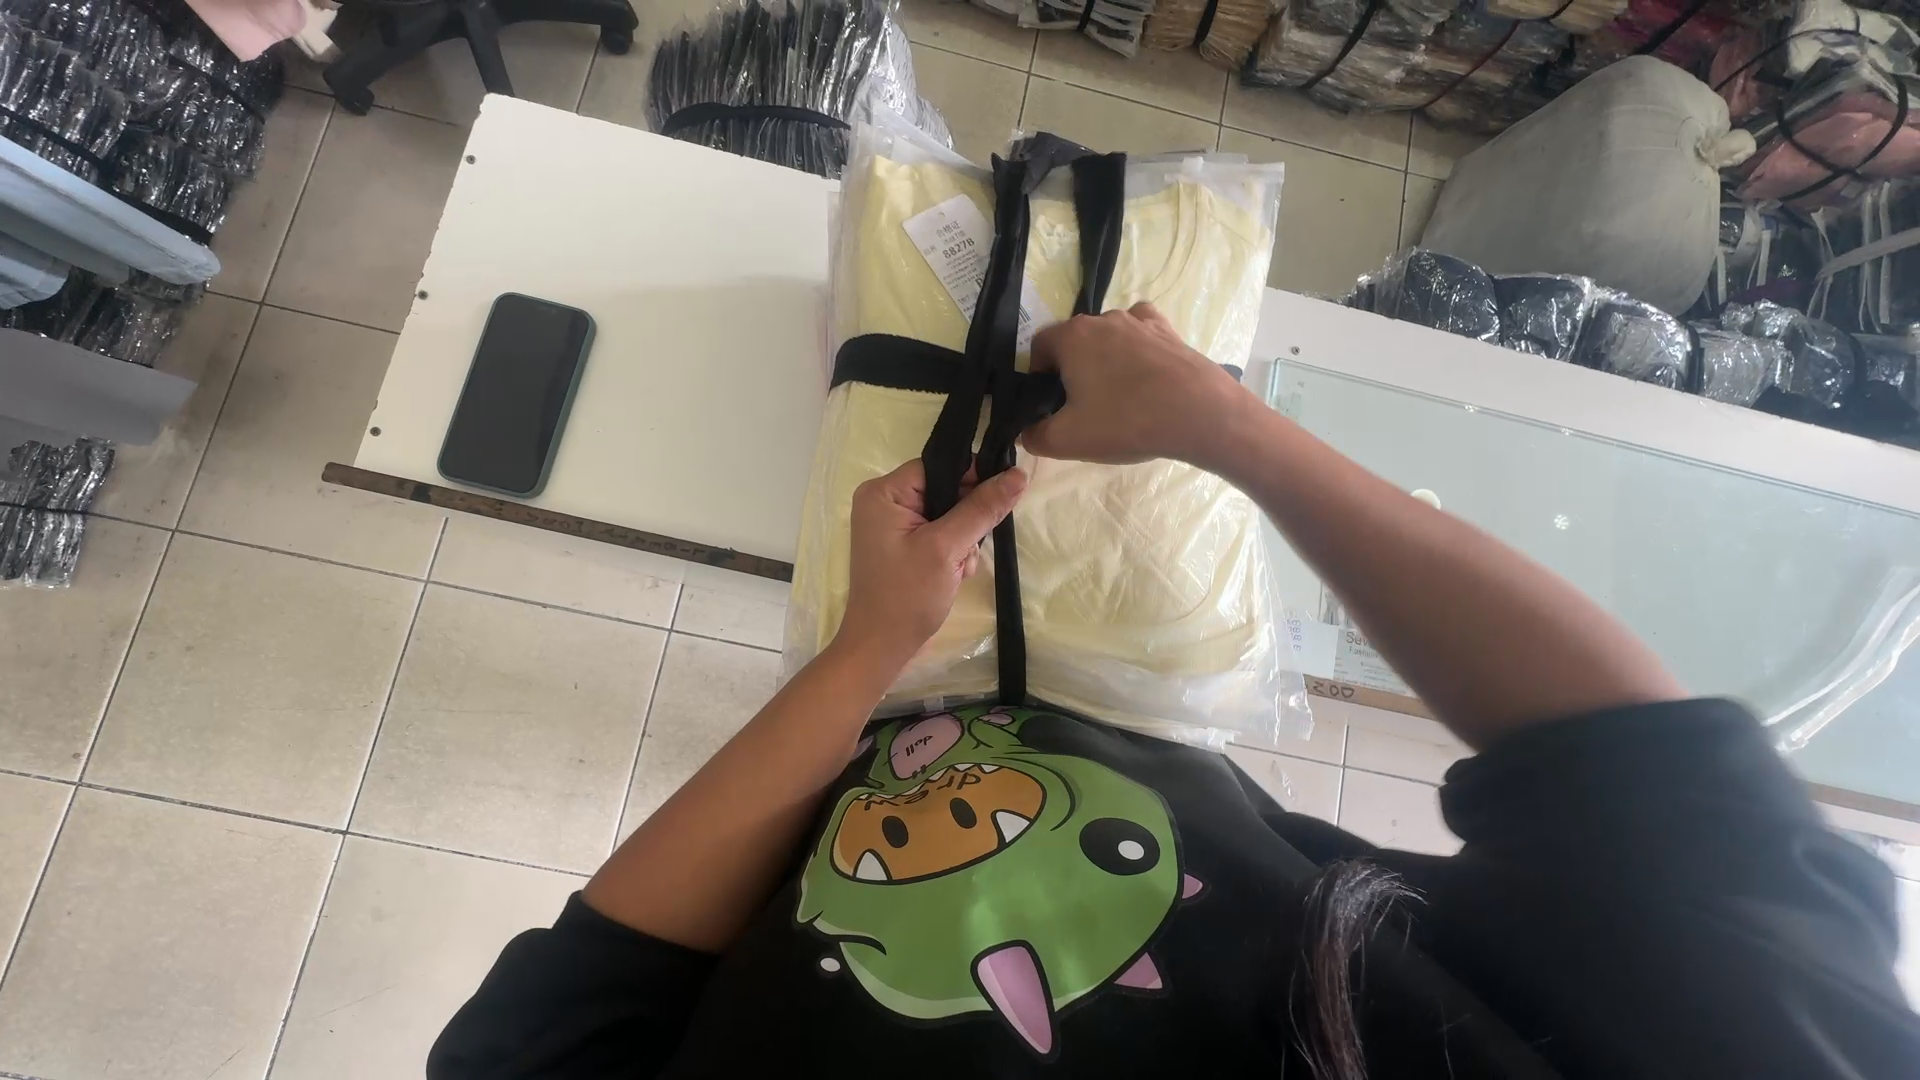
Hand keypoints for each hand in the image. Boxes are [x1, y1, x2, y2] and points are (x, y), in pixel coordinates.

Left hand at [834, 459, 1027, 668]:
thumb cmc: (907, 596)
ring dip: (963, 541)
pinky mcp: (902, 547)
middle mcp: (884, 502)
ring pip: (947, 515)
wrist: (882, 648)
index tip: (999, 500)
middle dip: (966, 520)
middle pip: (945, 490)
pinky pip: (939, 535)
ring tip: (959, 568)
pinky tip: (954, 575)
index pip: (939, 467)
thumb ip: (982, 509)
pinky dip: (953, 553)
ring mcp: (892, 526)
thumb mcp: (947, 549)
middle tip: (969, 549)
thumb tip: (1018, 474)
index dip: (972, 479)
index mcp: (883, 493)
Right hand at [1023, 302, 1253, 467]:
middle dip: (1070, 372)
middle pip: (1073, 343)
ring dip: (1104, 362)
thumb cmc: (1125, 422)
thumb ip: (1035, 436)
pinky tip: (1142, 375)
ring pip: (1107, 339)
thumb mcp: (1066, 440)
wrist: (1199, 413)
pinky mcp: (1168, 331)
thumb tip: (1027, 432)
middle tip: (1082, 410)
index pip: (1038, 348)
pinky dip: (1135, 350)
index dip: (1037, 379)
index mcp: (1071, 337)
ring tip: (1117, 399)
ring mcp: (1139, 321)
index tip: (1050, 406)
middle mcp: (1102, 319)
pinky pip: (1140, 334)